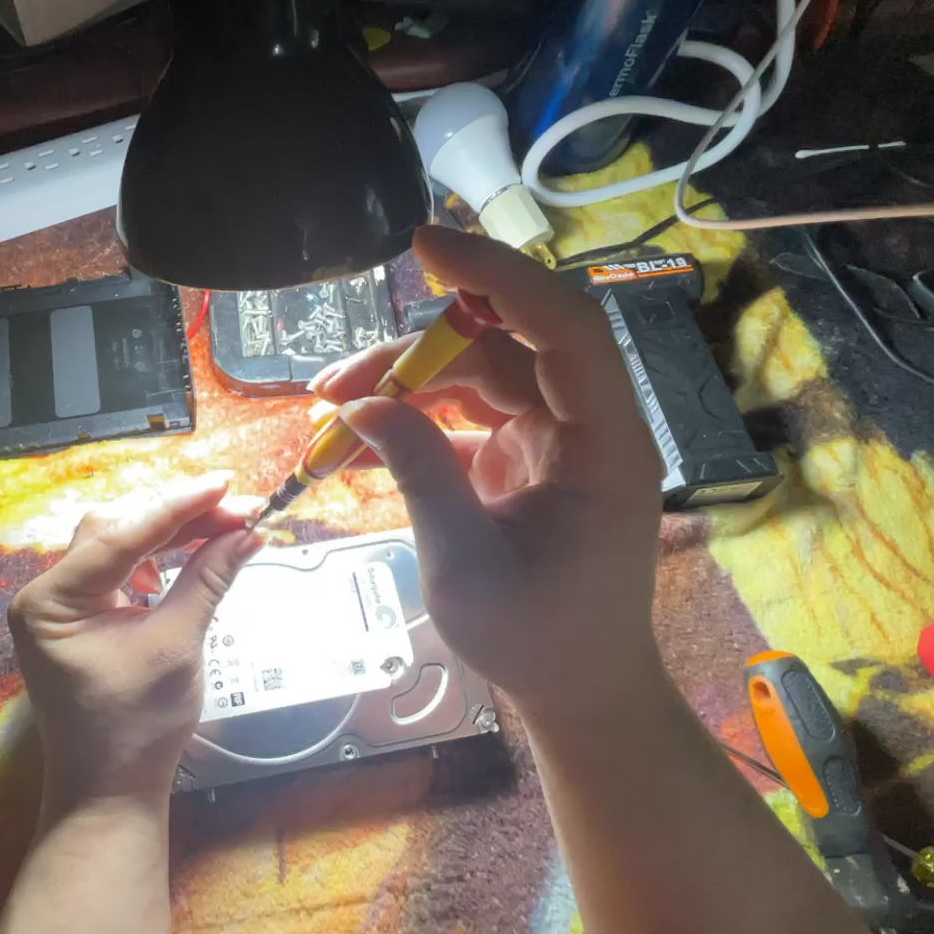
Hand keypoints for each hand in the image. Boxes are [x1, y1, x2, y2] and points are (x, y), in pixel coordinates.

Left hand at [8, 474, 265, 803]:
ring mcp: (62, 603)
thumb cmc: (136, 728)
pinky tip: (185, 560)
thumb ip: (208, 580)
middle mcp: (47, 591)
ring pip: (119, 541)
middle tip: (237, 509)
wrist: (109, 790)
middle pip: (116, 528)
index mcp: (52, 599)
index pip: (121, 533)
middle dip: (179, 516)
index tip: (225, 485)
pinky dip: (156, 556)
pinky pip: (119, 567)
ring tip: (222, 527)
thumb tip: (249, 531)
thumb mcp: (177, 645)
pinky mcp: (82, 614)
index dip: (178, 505)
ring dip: (171, 532)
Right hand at [312, 226, 663, 709]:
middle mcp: (586, 423)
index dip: (496, 274)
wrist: (578, 687)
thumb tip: (363, 405)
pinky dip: (416, 422)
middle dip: (411, 355)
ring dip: (403, 389)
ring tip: (331, 416)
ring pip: (475, 378)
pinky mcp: (527, 456)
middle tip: (332, 385)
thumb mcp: (464, 561)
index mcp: (603, 442)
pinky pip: (467, 417)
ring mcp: (555, 438)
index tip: (424, 246)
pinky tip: (361, 442)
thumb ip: (419, 471)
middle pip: (500, 348)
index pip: (560, 325)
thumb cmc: (536, 638)